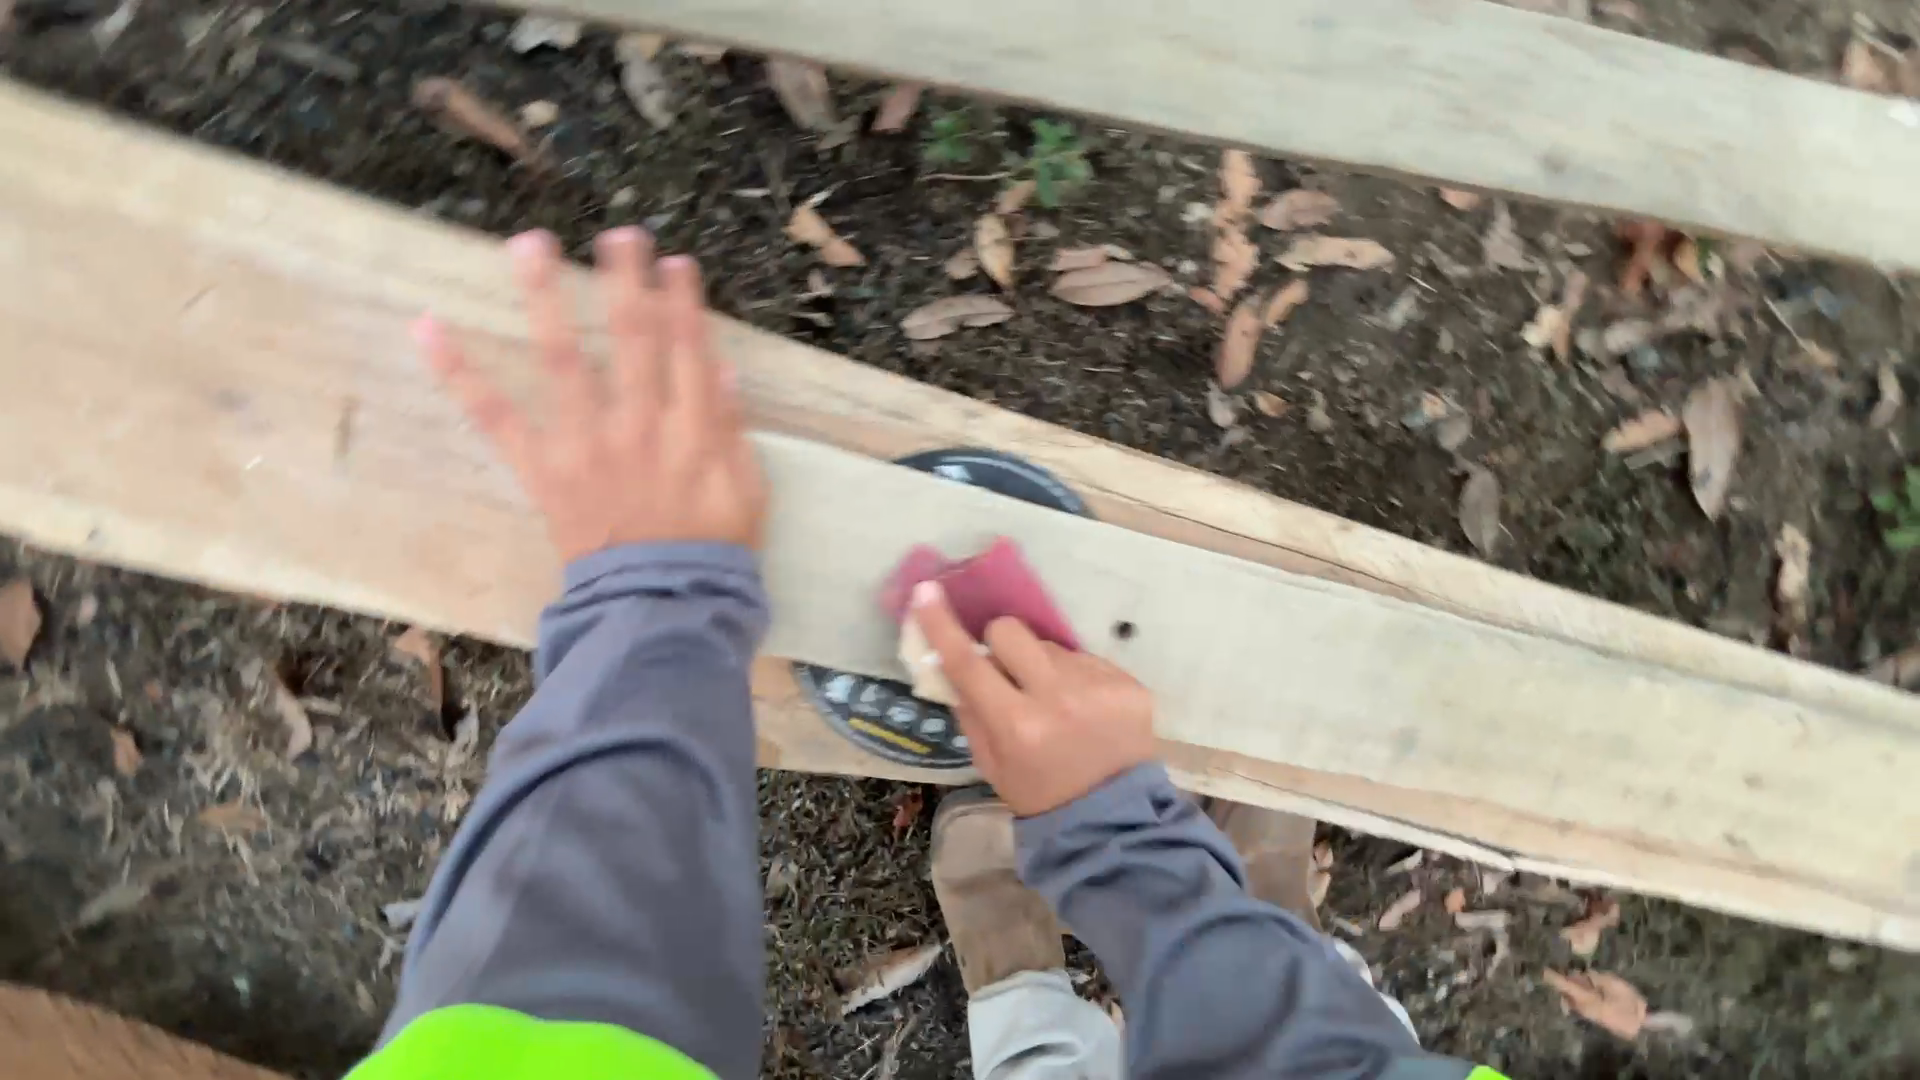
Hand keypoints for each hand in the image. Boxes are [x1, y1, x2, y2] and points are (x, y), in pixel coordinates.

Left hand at [413, 229, 765, 559]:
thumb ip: (732, 430)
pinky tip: (428, 328)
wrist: (661, 601)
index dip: (683, 301)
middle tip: (618, 234)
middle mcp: (639, 423)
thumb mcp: (747, 489)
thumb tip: (720, 370)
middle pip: (631, 338)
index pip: (688, 349)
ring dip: (546, 299)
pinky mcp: (542, 467)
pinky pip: (497, 418)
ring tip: (529, 245)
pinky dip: (461, 375)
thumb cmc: (713, 546)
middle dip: (625, 280)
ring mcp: (585, 442)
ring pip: (563, 360)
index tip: (676, 262)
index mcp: (693, 429)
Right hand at [909, 580, 1156, 815]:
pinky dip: (1077, 678)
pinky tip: (1086, 709)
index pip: (968, 663)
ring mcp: (1098, 687)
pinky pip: (1086, 659)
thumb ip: (968, 710)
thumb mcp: (990, 764)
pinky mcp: (1128, 683)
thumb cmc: (1039, 793)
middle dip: (1001, 645)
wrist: (1114, 820)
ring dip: (1043, 666)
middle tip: (1008, 673)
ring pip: (1050, 645)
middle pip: (1011, 630)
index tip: (926, 592)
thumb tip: (949, 661)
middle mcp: (1058, 698)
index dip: (942, 625)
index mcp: (1017, 725)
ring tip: (1057, 704)